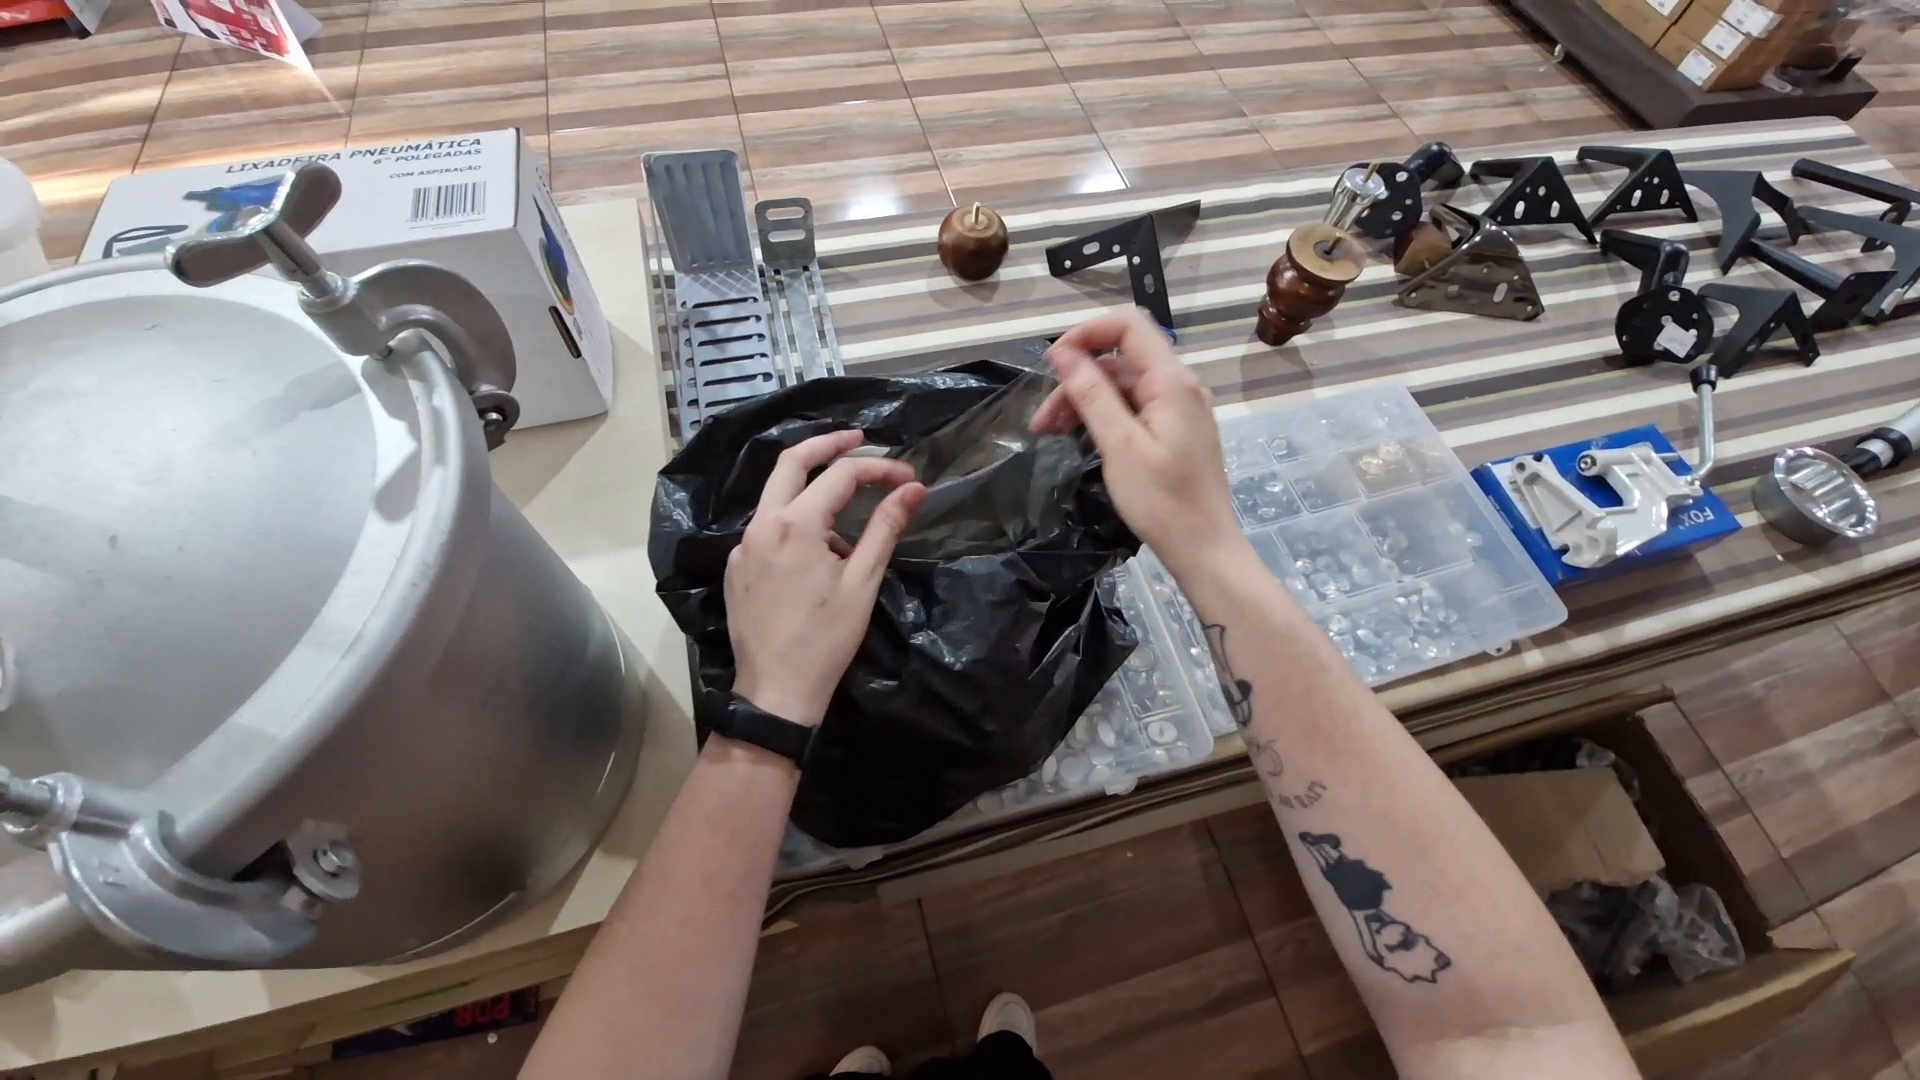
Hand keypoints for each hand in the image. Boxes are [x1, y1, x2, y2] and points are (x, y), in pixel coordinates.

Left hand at [726, 430, 925, 727]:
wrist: (775, 691)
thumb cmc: (826, 640)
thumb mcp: (862, 582)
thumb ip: (886, 528)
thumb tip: (914, 489)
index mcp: (795, 525)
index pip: (841, 475)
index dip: (879, 469)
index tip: (909, 478)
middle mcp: (761, 524)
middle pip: (792, 462)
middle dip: (829, 445)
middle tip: (862, 439)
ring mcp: (743, 545)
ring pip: (776, 493)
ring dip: (812, 485)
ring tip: (850, 506)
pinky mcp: (736, 566)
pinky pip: (767, 525)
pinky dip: (795, 518)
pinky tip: (819, 547)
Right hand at [1031, 307, 1242, 574]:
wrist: (1202, 547)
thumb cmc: (1162, 501)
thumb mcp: (1120, 446)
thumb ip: (1092, 394)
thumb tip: (1064, 353)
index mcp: (1171, 381)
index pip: (1128, 325)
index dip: (1086, 333)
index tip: (1051, 362)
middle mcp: (1179, 385)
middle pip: (1120, 360)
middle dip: (1076, 380)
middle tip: (1040, 422)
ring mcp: (1178, 409)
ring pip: (1122, 386)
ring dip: (1084, 402)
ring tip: (1049, 434)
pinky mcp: (1173, 431)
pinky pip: (1133, 409)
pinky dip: (1103, 417)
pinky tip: (1080, 439)